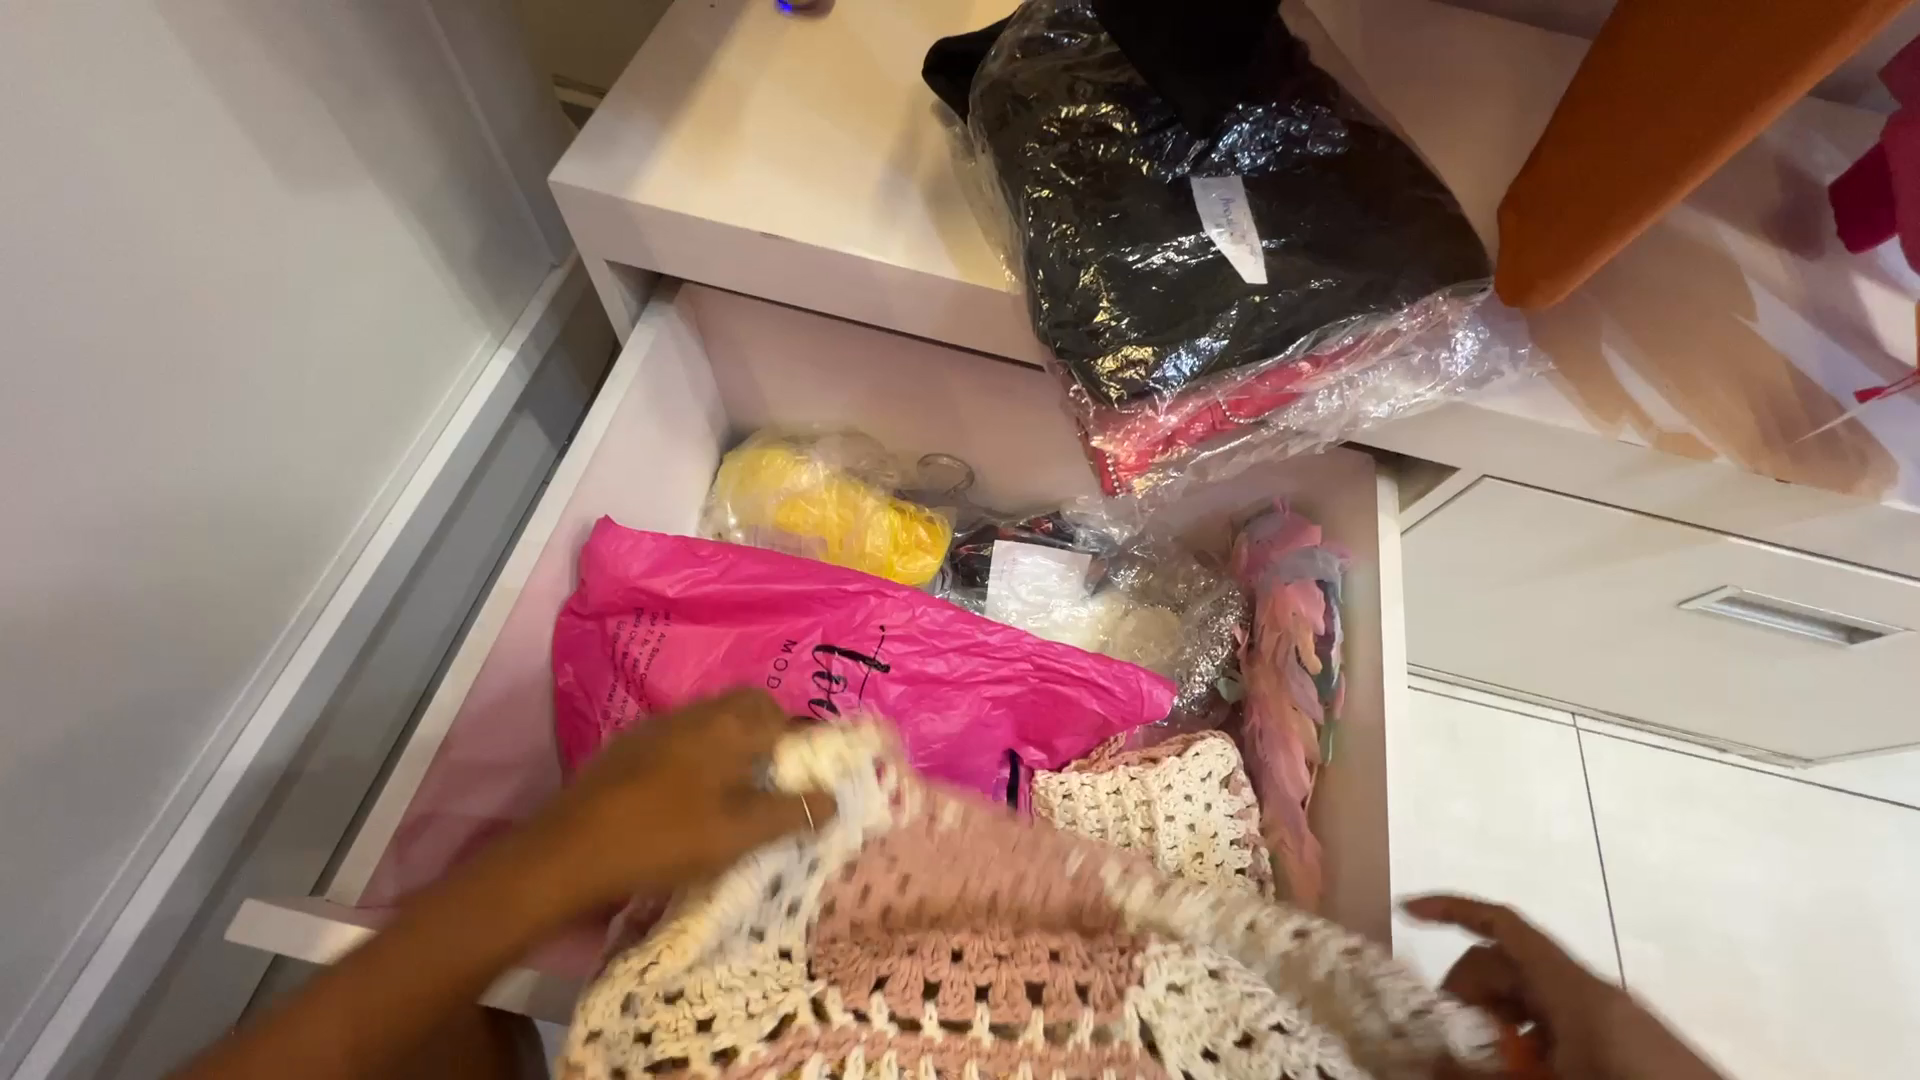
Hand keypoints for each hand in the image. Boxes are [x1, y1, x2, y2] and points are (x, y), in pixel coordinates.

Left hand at [521, 688, 836, 918]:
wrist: (565, 853)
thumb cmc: (663, 839)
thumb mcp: (737, 835)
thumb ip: (789, 814)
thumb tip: (833, 800)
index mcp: (727, 727)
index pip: (779, 713)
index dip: (799, 738)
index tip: (805, 770)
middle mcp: (695, 714)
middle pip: (745, 707)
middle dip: (767, 732)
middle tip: (773, 776)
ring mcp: (657, 727)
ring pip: (712, 720)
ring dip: (733, 742)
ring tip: (735, 788)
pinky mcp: (629, 747)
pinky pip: (682, 737)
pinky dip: (700, 754)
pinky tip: (688, 794)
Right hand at [1405, 895, 1724, 1079]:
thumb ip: (1484, 1073)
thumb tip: (1424, 1060)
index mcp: (1571, 987)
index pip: (1500, 923)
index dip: (1450, 909)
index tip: (1407, 912)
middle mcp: (1589, 991)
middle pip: (1505, 965)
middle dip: (1468, 990)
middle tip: (1452, 1034)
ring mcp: (1611, 1019)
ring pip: (1531, 999)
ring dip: (1498, 1021)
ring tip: (1491, 1061)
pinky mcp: (1626, 1046)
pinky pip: (1559, 1025)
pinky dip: (1530, 1040)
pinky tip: (1529, 1072)